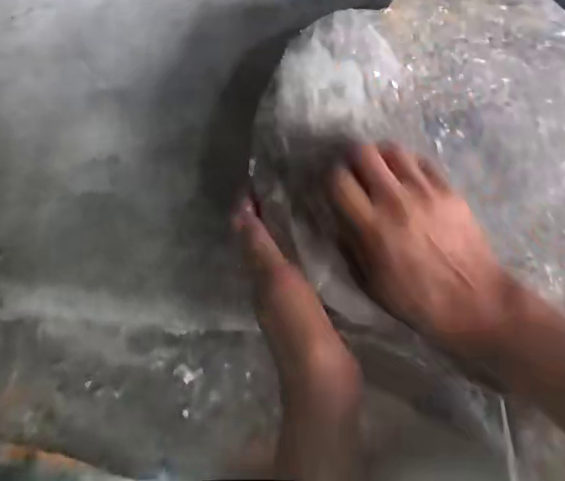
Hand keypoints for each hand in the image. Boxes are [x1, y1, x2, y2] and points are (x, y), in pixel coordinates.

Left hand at [234, 196, 361, 480]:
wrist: (325, 384)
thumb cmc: (300, 326)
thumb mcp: (278, 280)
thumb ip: (260, 249)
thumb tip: (238, 212)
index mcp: (257, 276)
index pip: (247, 233)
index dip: (249, 208)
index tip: (259, 180)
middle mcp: (266, 286)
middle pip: (260, 244)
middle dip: (266, 217)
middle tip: (282, 187)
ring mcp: (286, 302)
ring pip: (277, 258)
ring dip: (282, 235)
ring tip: (300, 209)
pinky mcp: (308, 315)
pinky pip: (297, 274)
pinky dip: (299, 255)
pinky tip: (317, 250)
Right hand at [329, 143, 524, 358]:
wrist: (481, 307)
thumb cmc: (420, 302)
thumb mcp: (372, 283)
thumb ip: (348, 244)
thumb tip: (336, 216)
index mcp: (373, 227)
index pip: (339, 179)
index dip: (332, 178)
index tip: (336, 187)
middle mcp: (395, 202)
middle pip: (363, 152)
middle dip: (354, 159)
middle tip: (358, 173)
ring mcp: (425, 194)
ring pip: (392, 149)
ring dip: (382, 158)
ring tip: (384, 172)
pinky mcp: (449, 192)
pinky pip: (421, 162)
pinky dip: (410, 166)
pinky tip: (410, 181)